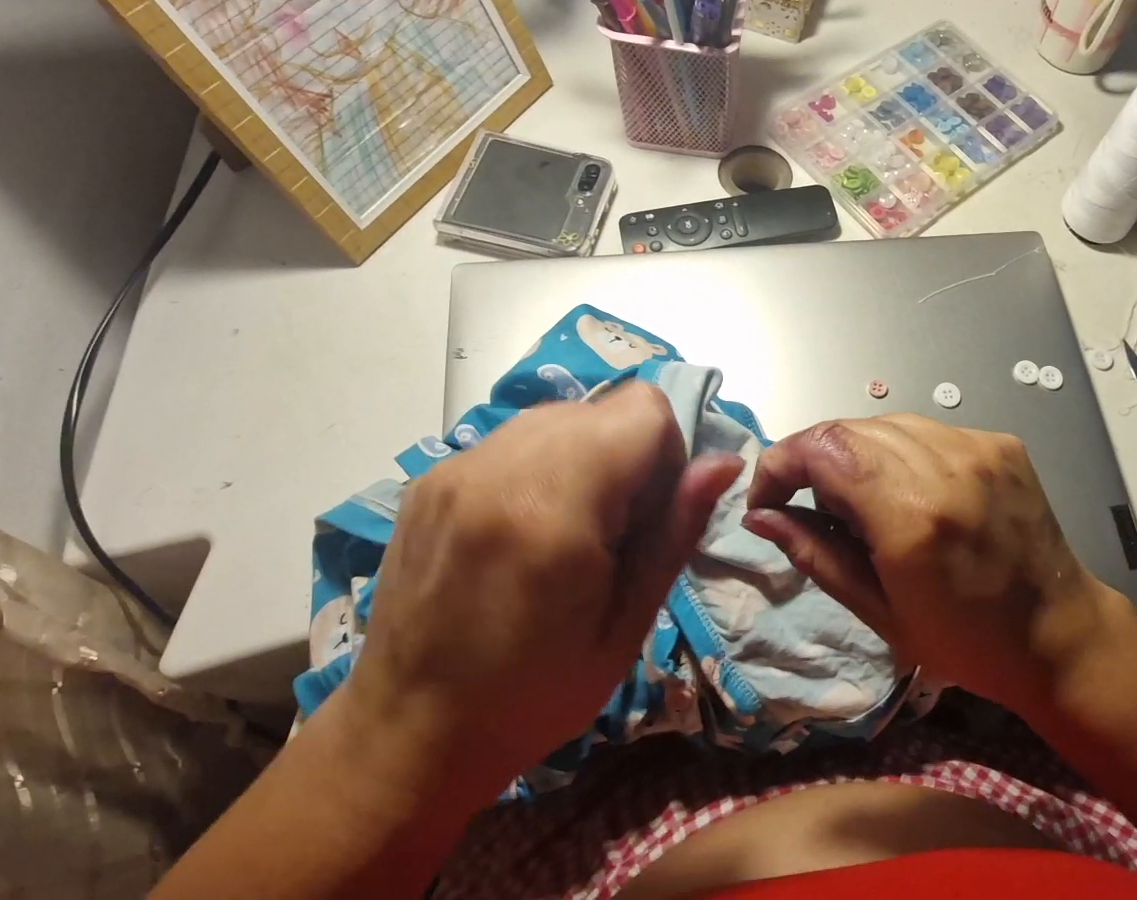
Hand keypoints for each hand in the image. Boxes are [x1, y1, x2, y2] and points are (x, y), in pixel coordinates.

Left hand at [343, 383, 743, 798]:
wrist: (410, 731)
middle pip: (603, 406)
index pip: (643, 409)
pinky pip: (514, 440)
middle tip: (614, 532)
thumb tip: (726, 462)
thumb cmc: (536, 693)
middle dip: (628, 455)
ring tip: (567, 531)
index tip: (650, 517)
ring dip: (585, 457)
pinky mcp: (430, 478)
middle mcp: (498, 468)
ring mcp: (455, 468)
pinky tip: (523, 532)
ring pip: (558, 416)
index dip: (667, 453)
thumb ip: (676, 531)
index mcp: (553, 509)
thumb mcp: (628, 625)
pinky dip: (541, 468)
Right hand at [742, 414, 1116, 714]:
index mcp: (914, 517)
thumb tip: (760, 517)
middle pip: (850, 428)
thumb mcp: (880, 612)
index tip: (768, 500)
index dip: (780, 464)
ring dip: (855, 454)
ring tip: (860, 504)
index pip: (824, 448)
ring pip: (887, 423)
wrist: (1059, 633)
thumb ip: (817, 554)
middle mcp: (948, 465)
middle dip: (813, 460)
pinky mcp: (1001, 442)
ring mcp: (980, 447)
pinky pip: (928, 431)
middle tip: (809, 507)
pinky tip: (908, 492)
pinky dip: (900, 453)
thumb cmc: (966, 642)